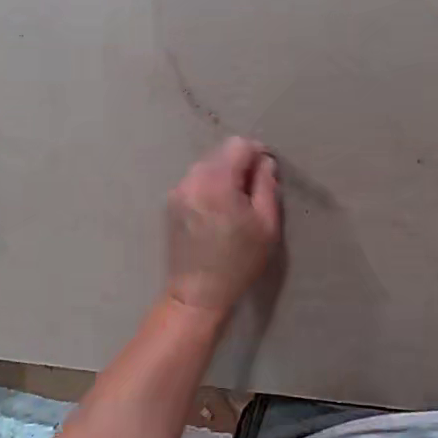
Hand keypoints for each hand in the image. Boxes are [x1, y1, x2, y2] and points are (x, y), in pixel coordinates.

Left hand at [164, 137, 282, 313]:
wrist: (197, 293)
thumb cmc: (238, 262)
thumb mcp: (266, 225)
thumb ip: (267, 186)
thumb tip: (265, 162)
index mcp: (216, 182)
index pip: (239, 145)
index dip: (257, 154)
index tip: (266, 174)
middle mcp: (192, 179)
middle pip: (221, 152)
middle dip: (240, 165)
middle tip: (252, 194)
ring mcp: (178, 189)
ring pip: (208, 165)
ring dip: (224, 175)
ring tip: (234, 205)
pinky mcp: (170, 201)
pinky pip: (196, 180)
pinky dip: (209, 186)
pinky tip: (216, 212)